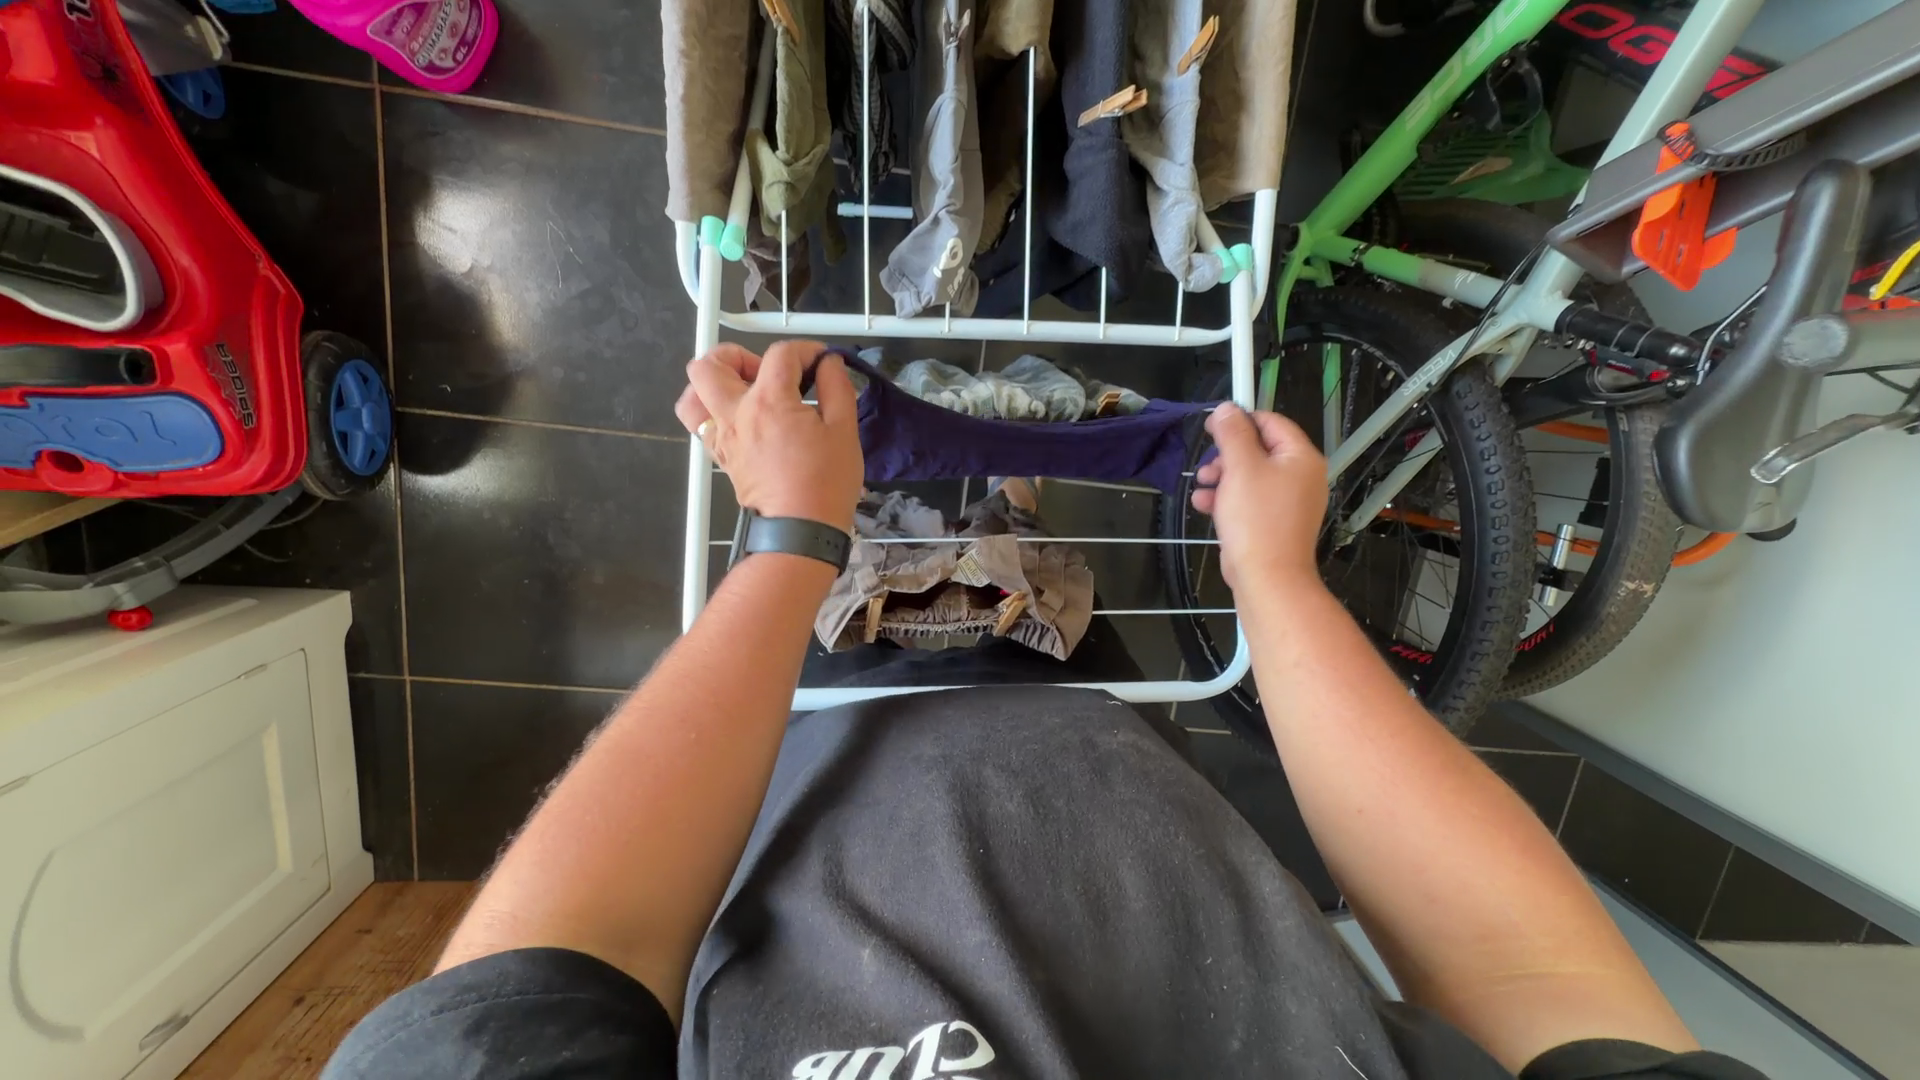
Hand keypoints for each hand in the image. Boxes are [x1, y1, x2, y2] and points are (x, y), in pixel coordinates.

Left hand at [675, 340, 862, 531]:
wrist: (801, 531)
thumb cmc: (827, 481)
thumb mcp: (844, 429)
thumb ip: (836, 387)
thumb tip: (828, 363)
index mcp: (769, 401)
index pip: (780, 354)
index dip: (806, 350)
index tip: (823, 363)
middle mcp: (736, 413)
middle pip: (710, 364)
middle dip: (738, 356)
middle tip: (768, 374)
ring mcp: (723, 438)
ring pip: (692, 396)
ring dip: (714, 385)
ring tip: (744, 393)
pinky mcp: (721, 458)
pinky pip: (701, 426)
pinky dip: (714, 413)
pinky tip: (742, 420)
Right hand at [1190, 403, 1327, 592]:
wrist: (1267, 576)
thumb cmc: (1255, 518)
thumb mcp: (1240, 467)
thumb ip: (1232, 433)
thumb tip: (1226, 409)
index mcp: (1301, 457)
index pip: (1271, 422)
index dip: (1240, 420)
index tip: (1211, 426)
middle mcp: (1301, 476)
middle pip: (1259, 449)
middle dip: (1226, 455)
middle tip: (1206, 466)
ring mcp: (1289, 501)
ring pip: (1250, 475)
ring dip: (1221, 477)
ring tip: (1201, 487)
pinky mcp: (1274, 522)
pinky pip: (1249, 499)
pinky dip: (1227, 498)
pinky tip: (1205, 505)